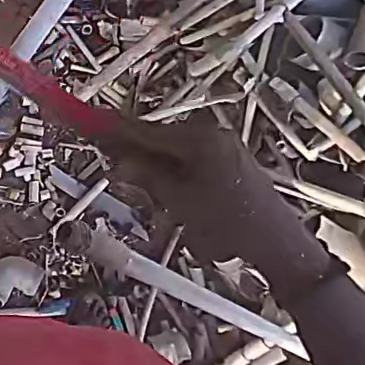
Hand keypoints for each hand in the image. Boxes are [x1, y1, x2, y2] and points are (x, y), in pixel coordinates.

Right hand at [101, 120, 335, 300]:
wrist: (278, 244)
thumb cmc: (232, 223)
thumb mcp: (178, 201)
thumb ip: (146, 176)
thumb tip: (118, 161)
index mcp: (198, 139)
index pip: (143, 129)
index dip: (111, 128)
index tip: (86, 120)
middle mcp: (211, 135)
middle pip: (156, 138)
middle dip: (130, 151)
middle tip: (105, 158)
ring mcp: (221, 147)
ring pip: (170, 151)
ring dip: (150, 167)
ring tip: (138, 186)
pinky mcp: (226, 162)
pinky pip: (186, 160)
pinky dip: (169, 172)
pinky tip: (163, 190)